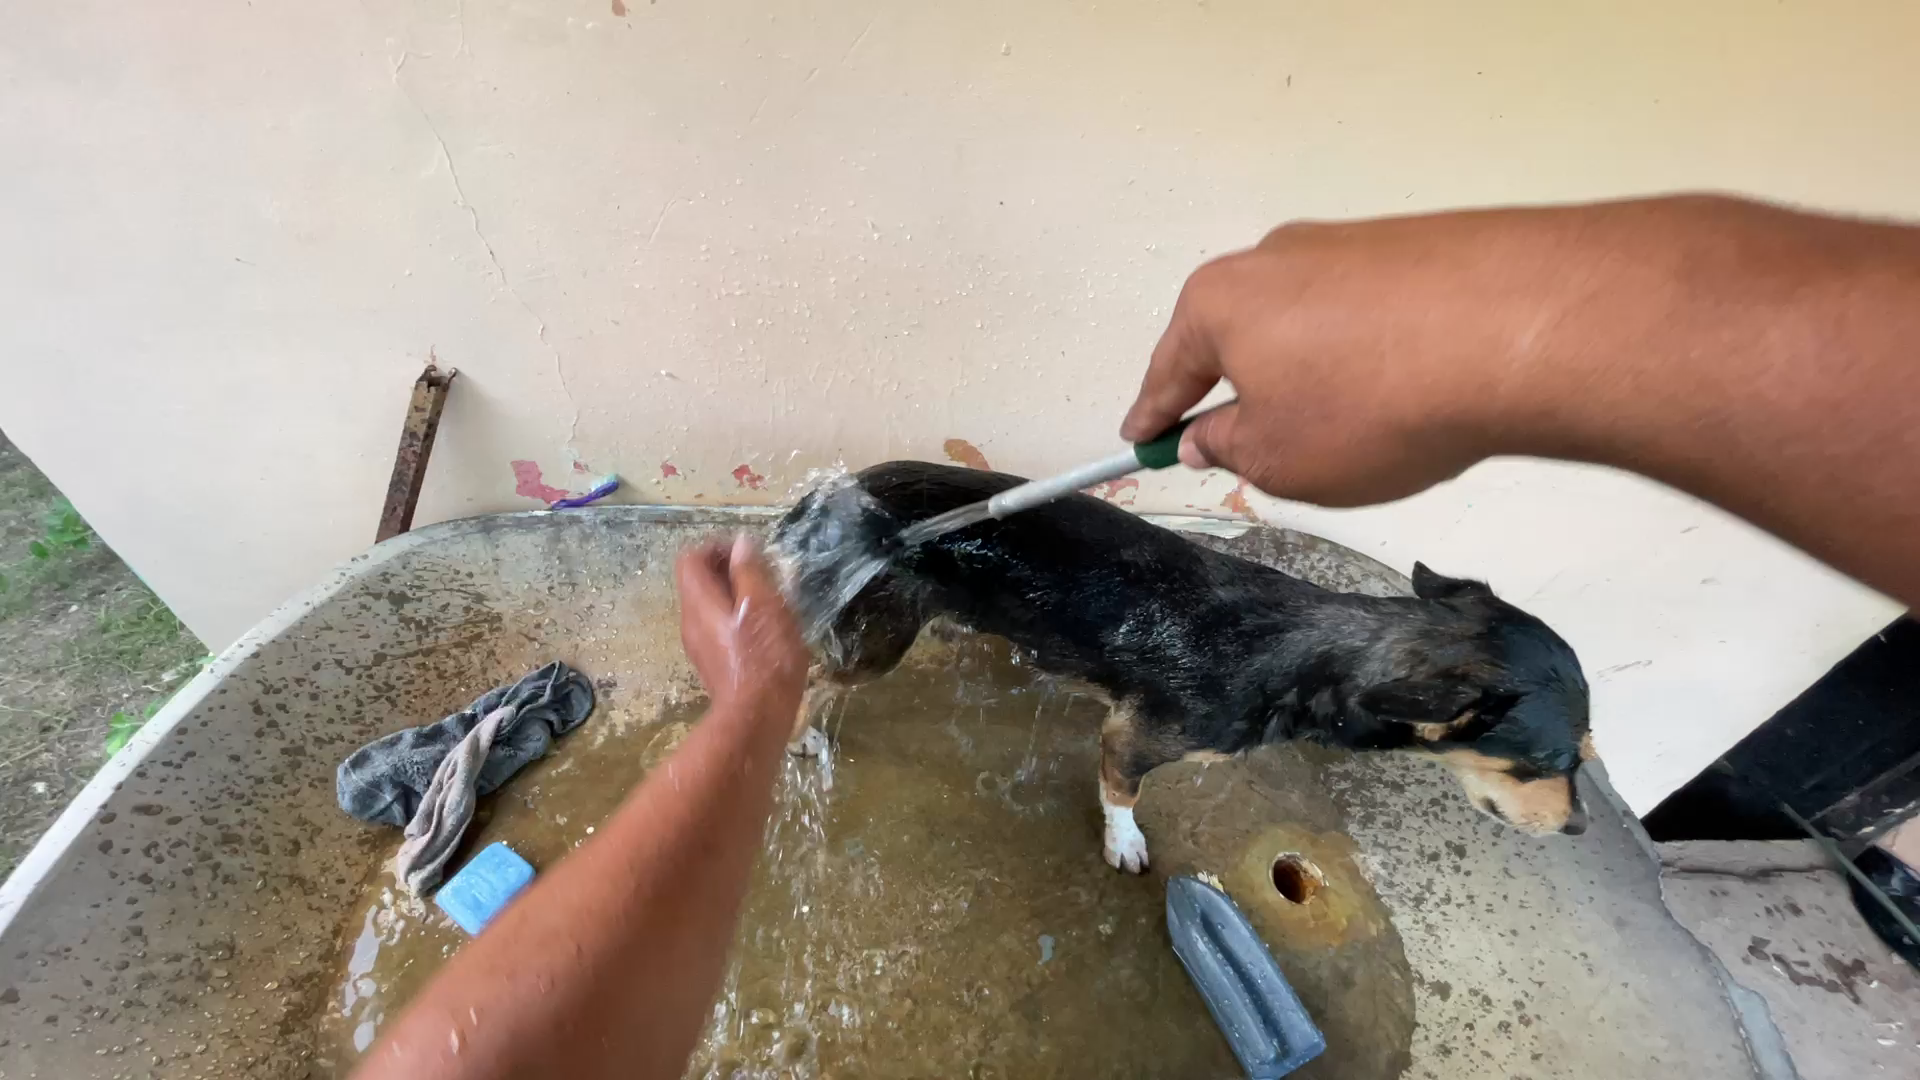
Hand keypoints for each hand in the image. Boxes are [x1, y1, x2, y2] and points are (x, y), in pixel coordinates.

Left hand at [675, 533, 808, 714]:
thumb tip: (740, 544)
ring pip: (713, 604)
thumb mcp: (764, 605)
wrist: (756, 718)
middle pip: (701, 580)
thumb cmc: (764, 658)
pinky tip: (768, 631)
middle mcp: (691, 620)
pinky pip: (721, 626)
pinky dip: (741, 618)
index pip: (691, 557)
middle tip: (768, 576)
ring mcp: (700, 644)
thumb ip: (750, 571)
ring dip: (741, 595)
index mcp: (699, 601)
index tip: (750, 553)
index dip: (718, 547)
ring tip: (774, 603)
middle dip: (733, 570)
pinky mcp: (714, 661)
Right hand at [1119, 201, 1685, 504]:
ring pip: (1298, 327)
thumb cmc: (1365, 407)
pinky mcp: (1415, 244)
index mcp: (1219, 303)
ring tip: (1337, 425)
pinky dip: (1356, 356)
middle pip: (1231, 340)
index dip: (1151, 418)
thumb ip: (1225, 448)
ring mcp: (1348, 244)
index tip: (1136, 440)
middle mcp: (1272, 259)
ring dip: (1298, 375)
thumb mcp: (1275, 457)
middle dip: (1231, 393)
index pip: (1168, 374)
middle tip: (1236, 443)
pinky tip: (1392, 391)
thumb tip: (1205, 436)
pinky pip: (1358, 315)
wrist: (1528, 328)